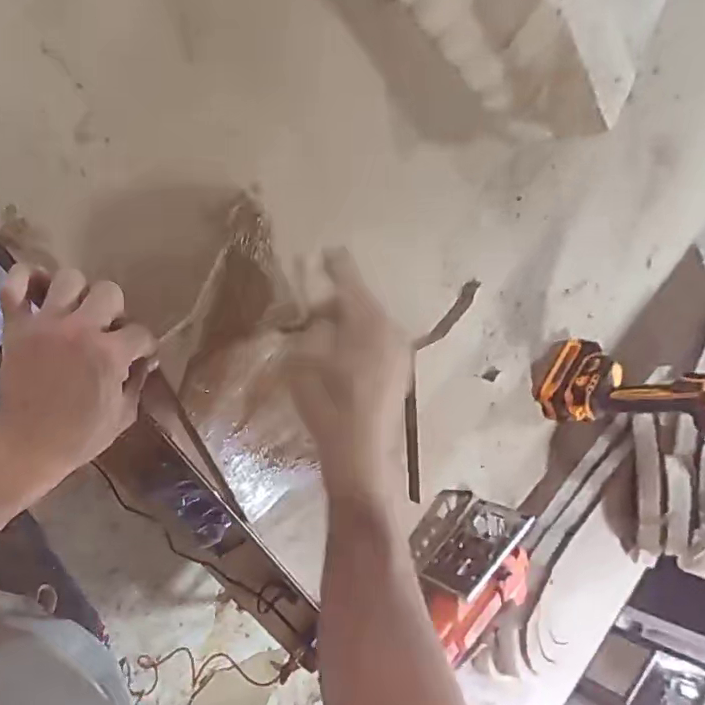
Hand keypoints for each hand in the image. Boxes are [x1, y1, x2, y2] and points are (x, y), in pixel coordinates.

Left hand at [0, 263, 157, 490]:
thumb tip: (145, 361)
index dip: (144, 346)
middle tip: (106, 331)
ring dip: (78, 293)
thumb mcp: (123, 415)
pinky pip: (14, 284)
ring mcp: (45, 324)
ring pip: (68, 278)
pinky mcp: (16, 326)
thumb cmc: (80, 437)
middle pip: (108, 291)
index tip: (139, 356)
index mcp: (109, 354)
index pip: (140, 332)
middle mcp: (80, 330)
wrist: (29, 445)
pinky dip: (25, 279)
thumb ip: (137, 382)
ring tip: (75, 312)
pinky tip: (39, 292)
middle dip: (114, 311)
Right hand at [288, 248, 411, 500]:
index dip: (335, 265)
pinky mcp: (400, 374)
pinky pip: (377, 344)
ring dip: (348, 323)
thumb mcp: (304, 361)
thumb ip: (313, 330)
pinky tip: (342, 357)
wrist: (361, 453)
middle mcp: (391, 330)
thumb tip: (321, 317)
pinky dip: (359, 341)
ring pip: (371, 325)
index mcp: (367, 321)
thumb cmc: (328, 405)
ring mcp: (400, 353)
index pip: (349, 282)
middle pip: (362, 304)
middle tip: (313, 306)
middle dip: (337, 302)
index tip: (326, 251)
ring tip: (325, 333)